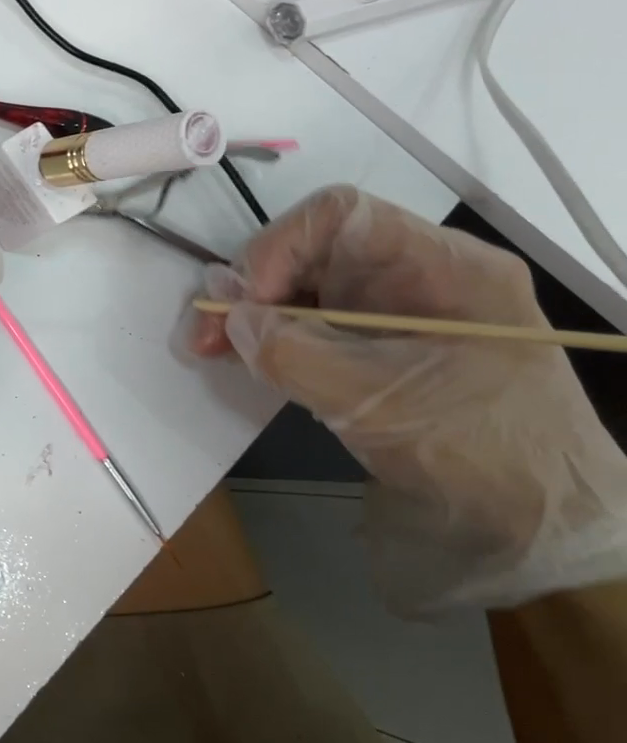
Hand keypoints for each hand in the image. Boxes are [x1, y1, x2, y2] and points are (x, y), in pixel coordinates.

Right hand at [193, 186, 626, 613]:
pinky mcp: (374, 346)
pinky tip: (242, 359)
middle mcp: (415, 277)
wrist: (539, 526)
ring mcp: (394, 312)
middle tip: (204, 334)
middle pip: (309, 251)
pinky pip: (307, 323)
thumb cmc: (475, 449)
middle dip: (250, 288)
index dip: (279, 246)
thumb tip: (223, 312)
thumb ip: (289, 348)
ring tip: (209, 351)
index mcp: (442, 267)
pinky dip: (268, 337)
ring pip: (300, 288)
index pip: (339, 216)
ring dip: (249, 315)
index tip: (248, 301)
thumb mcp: (372, 397)